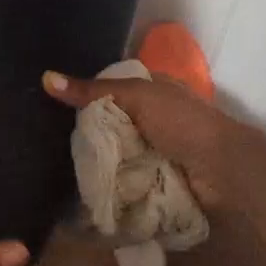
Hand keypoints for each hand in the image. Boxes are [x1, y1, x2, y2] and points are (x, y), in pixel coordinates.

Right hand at [42, 69, 257, 207]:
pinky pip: (122, 180)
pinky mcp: (152, 182)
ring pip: (114, 154)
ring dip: (95, 162)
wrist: (220, 172)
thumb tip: (46, 78)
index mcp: (152, 90)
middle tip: (45, 140)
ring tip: (52, 167)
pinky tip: (78, 187)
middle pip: (109, 124)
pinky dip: (106, 184)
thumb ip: (93, 91)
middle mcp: (151, 119)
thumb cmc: (181, 122)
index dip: (85, 95)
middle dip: (86, 133)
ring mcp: (152, 152)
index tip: (50, 105)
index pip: (110, 89)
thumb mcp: (137, 96)